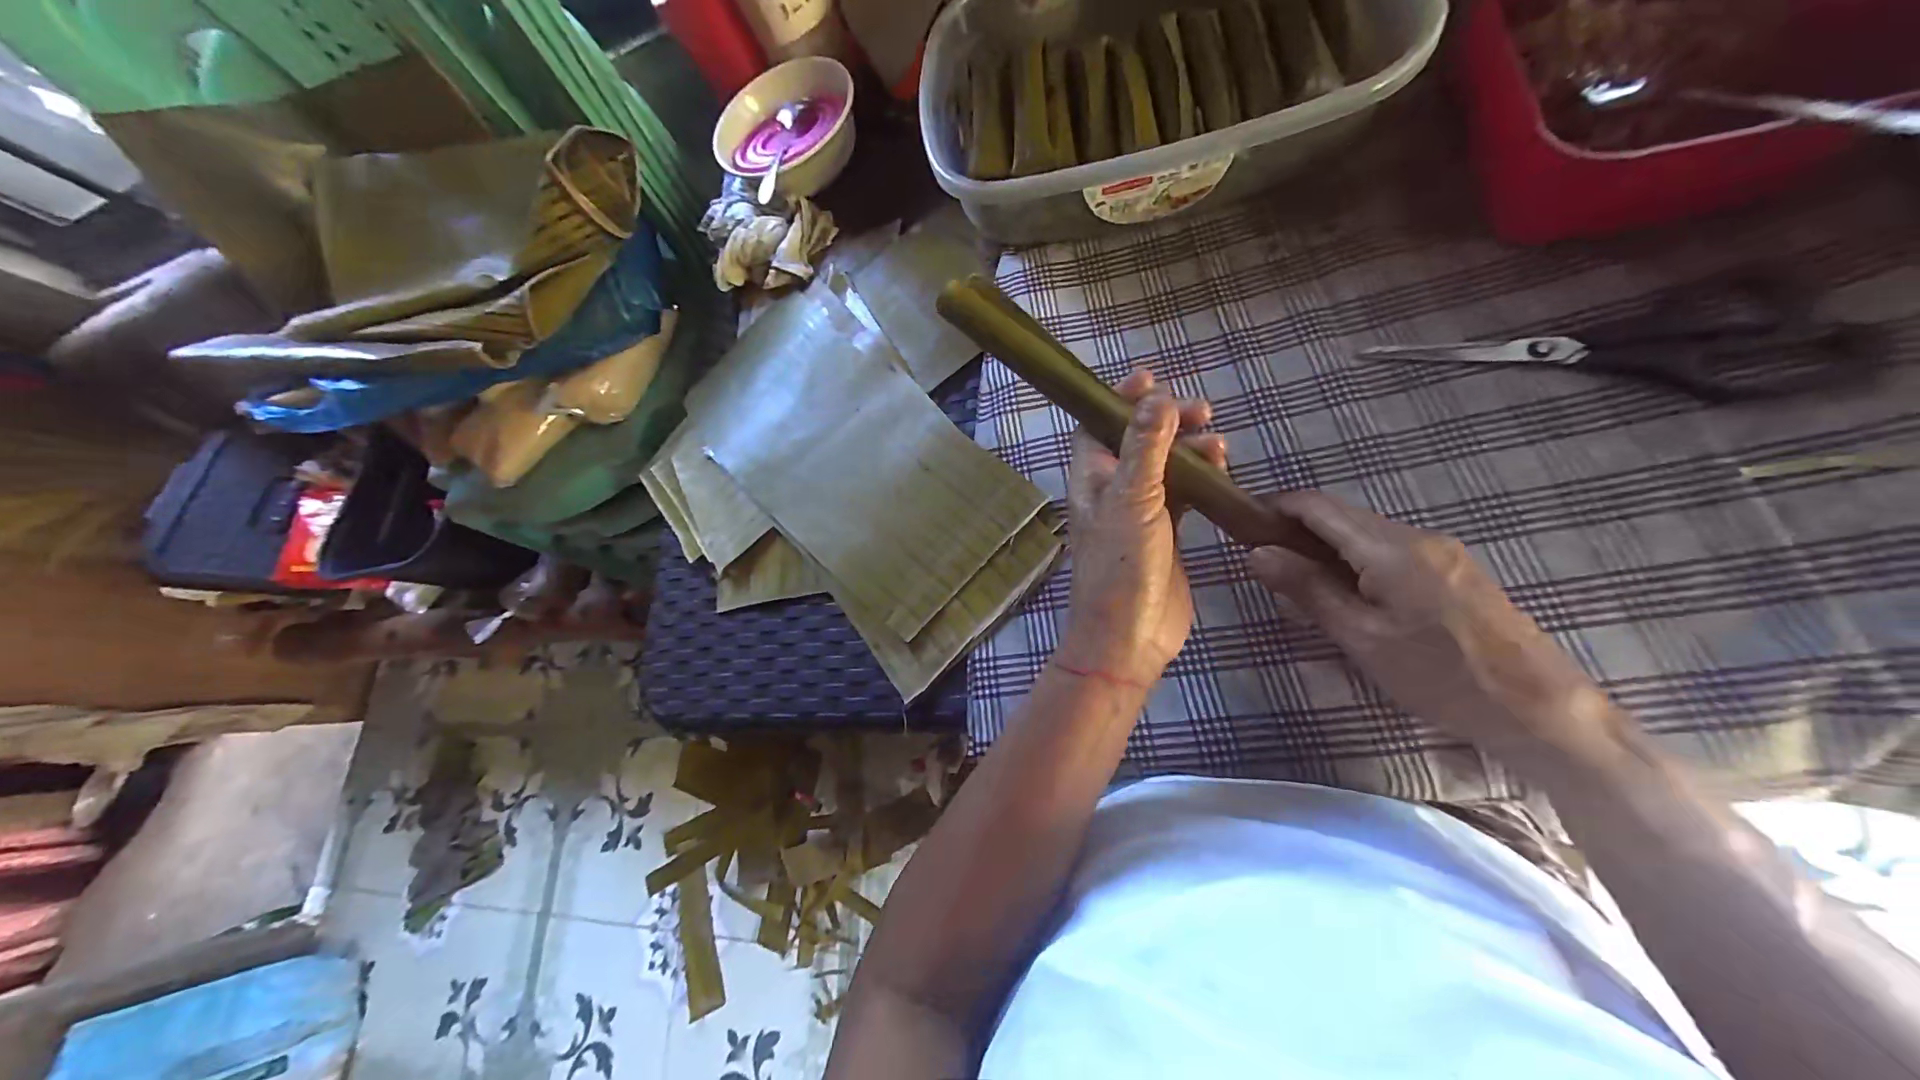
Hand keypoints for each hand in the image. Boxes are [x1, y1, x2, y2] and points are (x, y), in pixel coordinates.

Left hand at [1056, 370, 1225, 688]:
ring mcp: (1141, 512)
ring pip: (1166, 465)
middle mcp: (1113, 490)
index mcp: (1092, 478)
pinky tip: (1221, 466)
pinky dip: (1201, 476)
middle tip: (1199, 409)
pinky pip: (1184, 492)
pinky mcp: (1167, 532)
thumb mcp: (1133, 499)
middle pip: (1138, 440)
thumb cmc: (1121, 565)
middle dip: (1165, 420)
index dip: (1118, 399)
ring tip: (1216, 439)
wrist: (1130, 635)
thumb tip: (1154, 398)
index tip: (1150, 378)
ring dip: (1188, 447)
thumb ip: (1145, 448)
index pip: (1098, 425)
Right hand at [1246, 492, 1615, 760]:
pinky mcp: (1455, 571)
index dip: (1276, 506)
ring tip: (1298, 582)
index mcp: (1391, 548)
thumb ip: (1308, 589)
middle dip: (1297, 528)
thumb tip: (1257, 553)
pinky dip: (1355, 560)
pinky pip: (1390, 550)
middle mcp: (1417, 536)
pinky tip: (1347, 593)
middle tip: (1264, 562)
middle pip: (1342, 515)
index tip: (1242, 524)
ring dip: (1326, 546)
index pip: (1318, 506)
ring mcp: (1441, 552)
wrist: (1541, 710)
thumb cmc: (1440, 677)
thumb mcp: (1361, 637)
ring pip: (1366, 533)